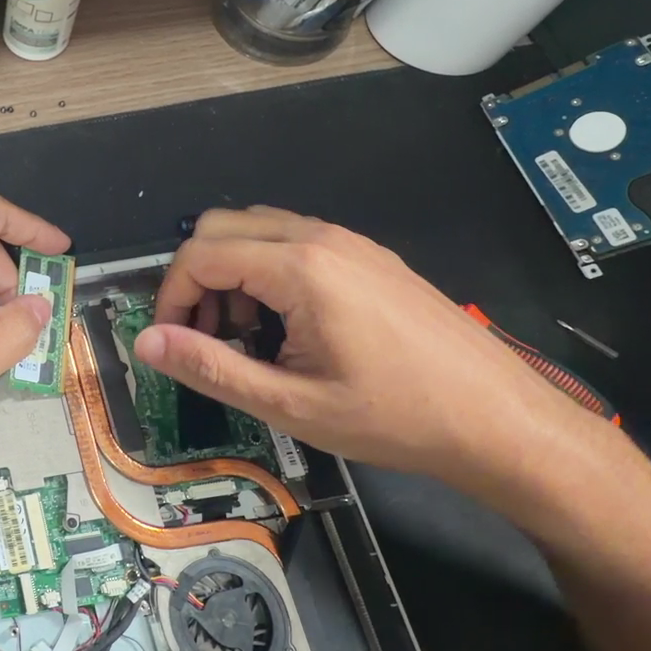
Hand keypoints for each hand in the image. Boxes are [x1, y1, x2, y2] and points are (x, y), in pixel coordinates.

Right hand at [132, 206, 594, 489]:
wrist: (505, 423)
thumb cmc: (395, 418)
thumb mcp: (291, 405)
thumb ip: (210, 368)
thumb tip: (145, 342)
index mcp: (299, 268)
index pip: (198, 256)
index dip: (171, 298)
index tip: (175, 344)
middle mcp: (319, 237)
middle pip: (218, 227)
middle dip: (195, 278)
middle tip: (208, 336)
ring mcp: (349, 242)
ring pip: (254, 227)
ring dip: (230, 270)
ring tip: (247, 332)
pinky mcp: (369, 255)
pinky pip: (292, 238)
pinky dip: (265, 267)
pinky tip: (289, 323)